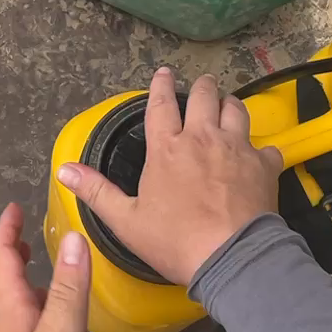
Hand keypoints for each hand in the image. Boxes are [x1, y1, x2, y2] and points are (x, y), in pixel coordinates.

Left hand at [0, 202, 90, 331]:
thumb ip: (70, 290)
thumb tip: (74, 238)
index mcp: (8, 311)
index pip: (0, 258)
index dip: (6, 231)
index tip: (15, 208)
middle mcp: (2, 324)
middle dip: (4, 248)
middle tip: (20, 229)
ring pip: (5, 297)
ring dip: (13, 271)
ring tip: (33, 259)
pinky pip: (18, 317)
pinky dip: (29, 297)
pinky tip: (48, 307)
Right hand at [58, 67, 282, 286]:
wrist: (232, 259)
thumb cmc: (175, 240)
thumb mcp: (126, 220)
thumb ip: (96, 191)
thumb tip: (65, 170)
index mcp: (168, 147)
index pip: (161, 103)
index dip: (161, 85)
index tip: (164, 73)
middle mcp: (202, 137)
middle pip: (204, 96)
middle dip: (202, 87)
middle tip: (202, 86)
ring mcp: (236, 148)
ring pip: (236, 109)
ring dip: (230, 105)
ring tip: (227, 106)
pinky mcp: (263, 165)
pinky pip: (267, 147)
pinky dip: (262, 148)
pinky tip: (259, 156)